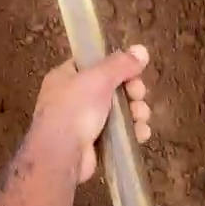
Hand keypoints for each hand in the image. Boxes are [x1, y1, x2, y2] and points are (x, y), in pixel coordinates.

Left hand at [27, 45, 151, 182]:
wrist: (62, 155)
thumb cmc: (74, 110)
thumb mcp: (98, 78)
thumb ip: (121, 64)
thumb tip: (142, 50)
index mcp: (67, 77)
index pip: (96, 65)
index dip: (118, 67)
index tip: (134, 72)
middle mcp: (73, 99)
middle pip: (112, 88)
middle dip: (132, 92)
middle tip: (137, 97)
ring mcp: (84, 123)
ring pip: (119, 112)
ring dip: (135, 113)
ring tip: (140, 118)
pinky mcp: (95, 144)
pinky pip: (118, 133)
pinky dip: (131, 132)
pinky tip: (140, 134)